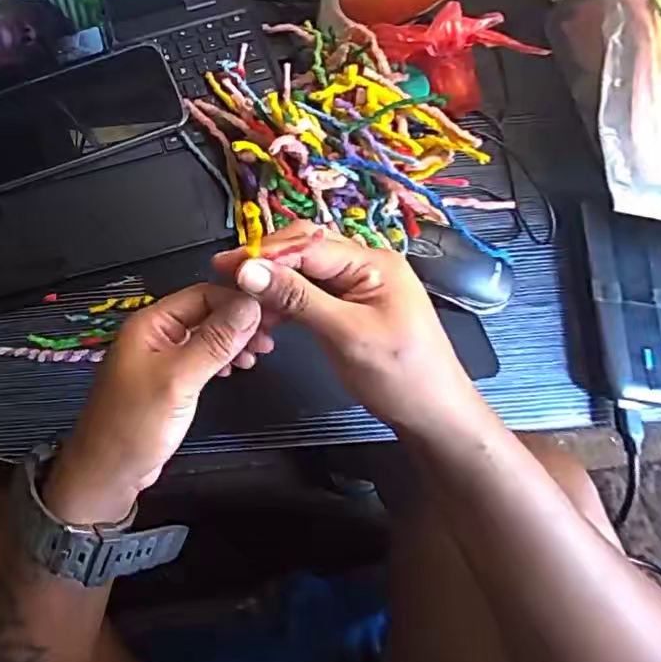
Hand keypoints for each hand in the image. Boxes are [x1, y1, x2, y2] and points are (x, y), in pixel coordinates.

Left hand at [45, 284, 270, 523]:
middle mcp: (155, 333)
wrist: (107, 472)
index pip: (202, 294)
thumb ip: (214, 341)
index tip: (271, 315)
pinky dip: (221, 358)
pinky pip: (200, 356)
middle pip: (205, 312)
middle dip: (239, 321)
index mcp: (151, 323)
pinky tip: (236, 367)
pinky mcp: (168, 378)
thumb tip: (249, 305)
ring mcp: (161, 356)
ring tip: (258, 354)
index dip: (237, 301)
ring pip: (205, 334)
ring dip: (233, 340)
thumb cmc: (133, 425)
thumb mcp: (178, 379)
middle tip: (270, 337)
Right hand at [212, 223, 484, 434]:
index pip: (307, 245)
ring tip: (242, 298)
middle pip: (302, 248)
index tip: (225, 265)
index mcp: (373, 262)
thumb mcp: (347, 335)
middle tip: (227, 275)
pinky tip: (266, 315)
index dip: (264, 254)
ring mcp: (355, 283)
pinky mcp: (346, 303)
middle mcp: (363, 264)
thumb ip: (297, 298)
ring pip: (301, 269)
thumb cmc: (402, 376)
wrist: (434, 416)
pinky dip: (283, 299)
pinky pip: (306, 290)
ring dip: (271, 282)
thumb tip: (249, 270)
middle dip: (265, 261)